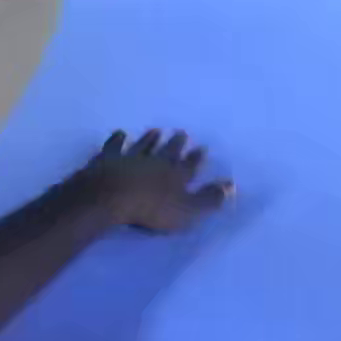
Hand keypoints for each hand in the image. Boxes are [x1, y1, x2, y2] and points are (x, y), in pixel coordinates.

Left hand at [71, 130, 232, 232]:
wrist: (110, 197)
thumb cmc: (151, 209)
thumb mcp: (187, 210)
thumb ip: (208, 199)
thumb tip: (231, 185)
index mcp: (176, 174)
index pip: (190, 164)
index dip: (197, 157)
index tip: (203, 147)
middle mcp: (156, 161)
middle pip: (168, 150)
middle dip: (176, 142)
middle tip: (181, 132)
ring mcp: (131, 157)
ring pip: (144, 145)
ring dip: (150, 138)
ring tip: (156, 130)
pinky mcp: (109, 159)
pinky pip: (115, 146)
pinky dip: (118, 139)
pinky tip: (120, 133)